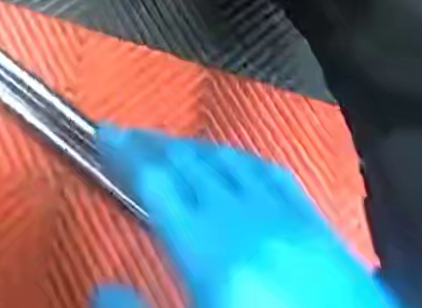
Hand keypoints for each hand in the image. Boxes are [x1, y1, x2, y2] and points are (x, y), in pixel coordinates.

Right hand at [96, 125, 398, 307]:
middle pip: (191, 164)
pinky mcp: (319, 227)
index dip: (127, 155)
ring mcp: (286, 218)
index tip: (104, 133)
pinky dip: (238, 157)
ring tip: (169, 145)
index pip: (159, 185)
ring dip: (193, 147)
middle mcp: (246, 221)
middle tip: (126, 135)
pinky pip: (269, 171)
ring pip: (228, 161)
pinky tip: (232, 159)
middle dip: (154, 144)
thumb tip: (102, 288)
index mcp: (212, 256)